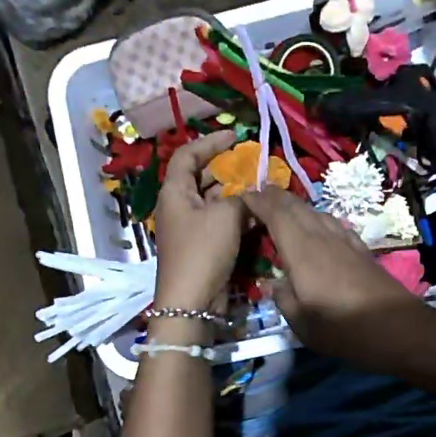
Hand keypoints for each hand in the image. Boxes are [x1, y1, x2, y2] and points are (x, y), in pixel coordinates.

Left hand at [153, 131, 246, 311]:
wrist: (192, 300)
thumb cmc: (203, 251)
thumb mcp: (225, 216)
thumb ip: (240, 198)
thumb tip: (250, 196)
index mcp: (175, 191)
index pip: (187, 155)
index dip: (209, 142)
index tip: (233, 136)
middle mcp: (179, 206)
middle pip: (200, 177)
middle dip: (225, 169)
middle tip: (251, 164)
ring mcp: (189, 228)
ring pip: (212, 201)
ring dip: (234, 194)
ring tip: (260, 189)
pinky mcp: (201, 247)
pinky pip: (219, 223)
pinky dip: (236, 216)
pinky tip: (257, 216)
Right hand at [240, 186, 421, 355]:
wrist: (398, 328)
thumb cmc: (343, 328)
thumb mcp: (302, 323)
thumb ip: (283, 299)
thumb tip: (272, 284)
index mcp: (302, 250)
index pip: (275, 214)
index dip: (258, 202)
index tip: (242, 197)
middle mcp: (322, 237)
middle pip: (296, 207)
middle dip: (275, 198)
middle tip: (258, 194)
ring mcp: (345, 241)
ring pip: (316, 213)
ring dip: (297, 206)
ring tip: (283, 207)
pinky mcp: (360, 250)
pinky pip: (333, 224)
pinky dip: (318, 219)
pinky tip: (319, 226)